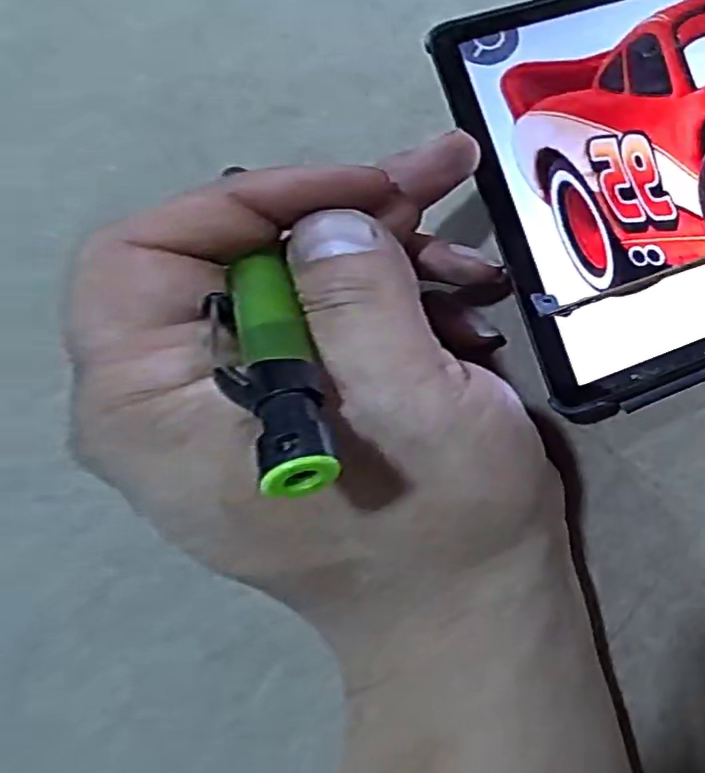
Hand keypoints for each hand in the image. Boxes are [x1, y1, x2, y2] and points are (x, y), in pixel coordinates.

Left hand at [65, 132, 563, 662]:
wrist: (481, 597)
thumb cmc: (442, 516)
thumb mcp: (413, 404)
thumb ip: (361, 306)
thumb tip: (334, 220)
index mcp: (165, 401)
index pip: (153, 254)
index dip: (262, 200)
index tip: (372, 183)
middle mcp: (197, 393)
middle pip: (251, 261)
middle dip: (357, 218)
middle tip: (448, 176)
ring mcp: (271, 399)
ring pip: (315, 287)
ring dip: (403, 264)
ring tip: (484, 279)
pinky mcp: (335, 403)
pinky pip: (357, 326)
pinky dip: (418, 305)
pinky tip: (475, 320)